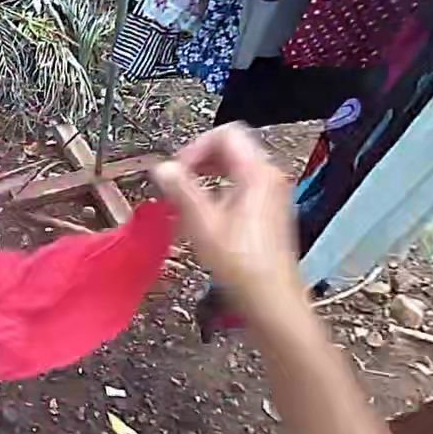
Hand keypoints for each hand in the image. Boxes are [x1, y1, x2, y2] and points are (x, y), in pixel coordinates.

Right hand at [153, 124, 304, 324]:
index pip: (226, 135)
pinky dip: (216, 189)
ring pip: (233, 166)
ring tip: (182, 197)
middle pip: (230, 147)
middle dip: (198, 159)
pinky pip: (239, 184)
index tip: (176, 170)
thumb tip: (162, 168)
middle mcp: (269, 178)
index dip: (196, 146)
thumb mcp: (202, 223)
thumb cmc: (238, 262)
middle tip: (175, 181)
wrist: (270, 298)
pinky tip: (200, 213)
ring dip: (204, 175)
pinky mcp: (267, 210)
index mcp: (257, 173)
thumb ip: (181, 189)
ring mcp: (271, 194)